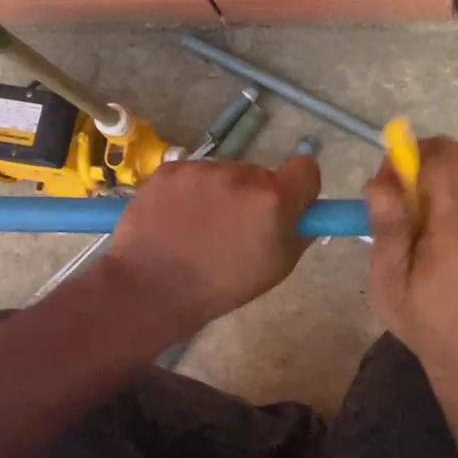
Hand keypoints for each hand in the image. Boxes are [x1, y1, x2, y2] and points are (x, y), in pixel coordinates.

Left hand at [98, 155, 320, 330]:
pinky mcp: (170, 169)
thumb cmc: (222, 286)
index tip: (290, 205)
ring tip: (200, 228)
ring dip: (223, 193)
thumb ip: (299, 232)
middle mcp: (241, 173)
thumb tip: (304, 213)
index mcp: (274, 198)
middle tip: (237, 228)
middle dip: (256, 195)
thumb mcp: (278, 267)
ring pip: (226, 174)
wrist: (151, 288)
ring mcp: (202, 169)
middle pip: (262, 174)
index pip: (306, 169)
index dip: (301, 187)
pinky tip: (178, 219)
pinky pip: (194, 174)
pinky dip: (191, 192)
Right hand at [365, 137, 457, 372]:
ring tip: (412, 207)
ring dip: (437, 171)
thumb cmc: (424, 319)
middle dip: (423, 157)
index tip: (384, 183)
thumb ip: (388, 228)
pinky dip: (451, 187)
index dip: (408, 159)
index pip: (442, 161)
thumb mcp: (391, 281)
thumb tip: (380, 181)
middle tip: (396, 190)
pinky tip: (432, 221)